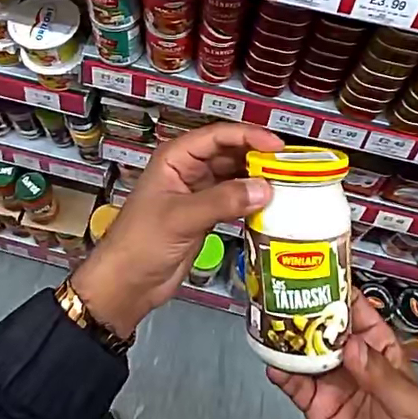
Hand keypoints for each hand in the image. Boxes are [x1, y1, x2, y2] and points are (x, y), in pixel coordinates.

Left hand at [70, 122, 281, 336]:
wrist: (127, 282)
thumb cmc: (142, 242)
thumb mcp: (182, 217)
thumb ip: (223, 201)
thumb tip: (265, 188)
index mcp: (176, 157)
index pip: (217, 135)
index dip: (248, 136)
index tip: (277, 147)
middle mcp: (188, 169)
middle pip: (229, 152)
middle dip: (258, 156)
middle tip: (291, 167)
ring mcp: (198, 191)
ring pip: (234, 175)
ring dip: (257, 178)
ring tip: (288, 184)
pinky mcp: (205, 214)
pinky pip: (234, 198)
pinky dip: (251, 199)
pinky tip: (271, 205)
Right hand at [270, 293, 417, 418]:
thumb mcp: (411, 406)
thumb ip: (380, 375)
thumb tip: (353, 346)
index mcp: (380, 350)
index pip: (357, 310)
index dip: (338, 289)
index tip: (320, 272)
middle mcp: (353, 362)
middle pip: (323, 325)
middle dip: (305, 309)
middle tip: (286, 295)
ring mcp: (333, 383)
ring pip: (304, 350)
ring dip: (288, 337)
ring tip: (274, 325)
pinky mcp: (317, 407)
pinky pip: (294, 383)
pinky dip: (281, 370)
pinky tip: (274, 362)